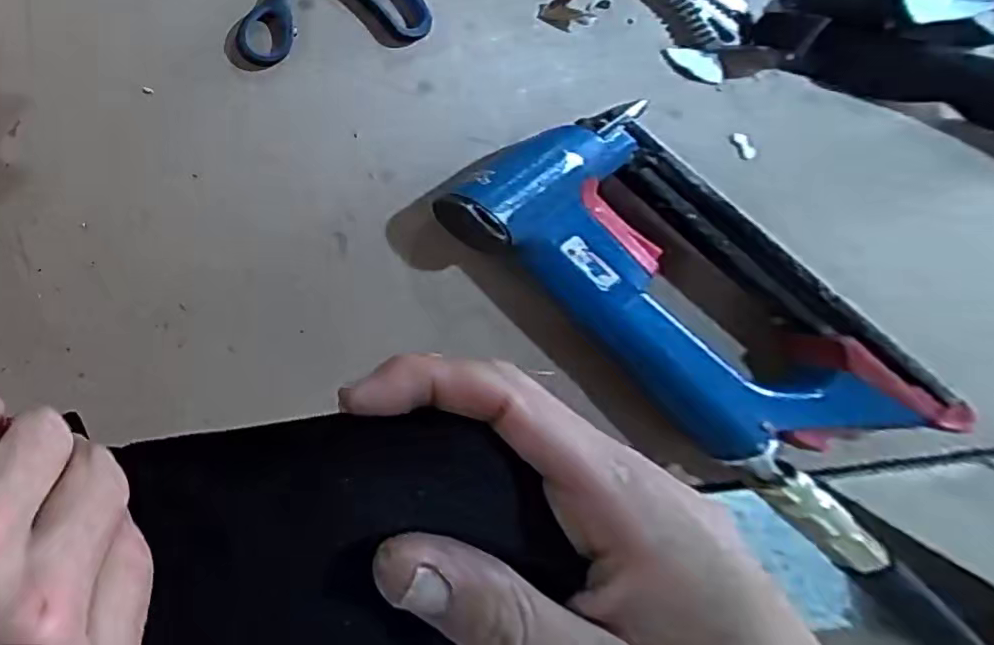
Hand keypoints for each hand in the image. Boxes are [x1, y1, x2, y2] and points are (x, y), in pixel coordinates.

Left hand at [0, 381, 151, 644]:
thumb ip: (70, 623)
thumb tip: (101, 527)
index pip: (132, 551)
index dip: (98, 530)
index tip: (65, 525)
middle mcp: (35, 607)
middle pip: (101, 476)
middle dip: (62, 480)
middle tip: (18, 497)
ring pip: (49, 428)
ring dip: (17, 444)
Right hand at [340, 354, 816, 644]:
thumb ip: (504, 616)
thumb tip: (391, 559)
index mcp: (625, 492)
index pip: (506, 394)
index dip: (421, 378)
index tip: (356, 403)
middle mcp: (628, 475)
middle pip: (508, 398)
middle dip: (426, 395)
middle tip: (364, 428)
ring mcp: (635, 497)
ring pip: (524, 431)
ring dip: (452, 425)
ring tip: (394, 454)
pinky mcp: (637, 525)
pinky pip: (542, 468)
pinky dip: (483, 463)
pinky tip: (459, 501)